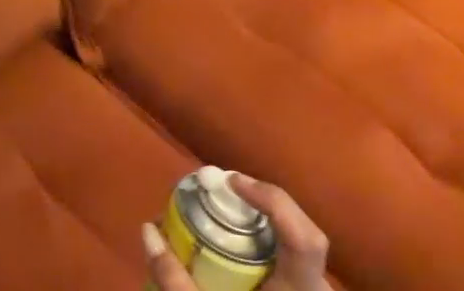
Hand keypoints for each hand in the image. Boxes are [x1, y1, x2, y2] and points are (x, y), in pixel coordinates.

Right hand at [141, 173, 329, 290]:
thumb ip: (176, 282)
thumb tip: (148, 229)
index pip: (306, 238)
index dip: (273, 200)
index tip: (230, 182)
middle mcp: (315, 290)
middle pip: (292, 231)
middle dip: (251, 206)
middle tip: (211, 196)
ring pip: (287, 246)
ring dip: (250, 226)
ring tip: (212, 219)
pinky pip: (284, 260)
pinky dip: (254, 246)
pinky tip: (227, 251)